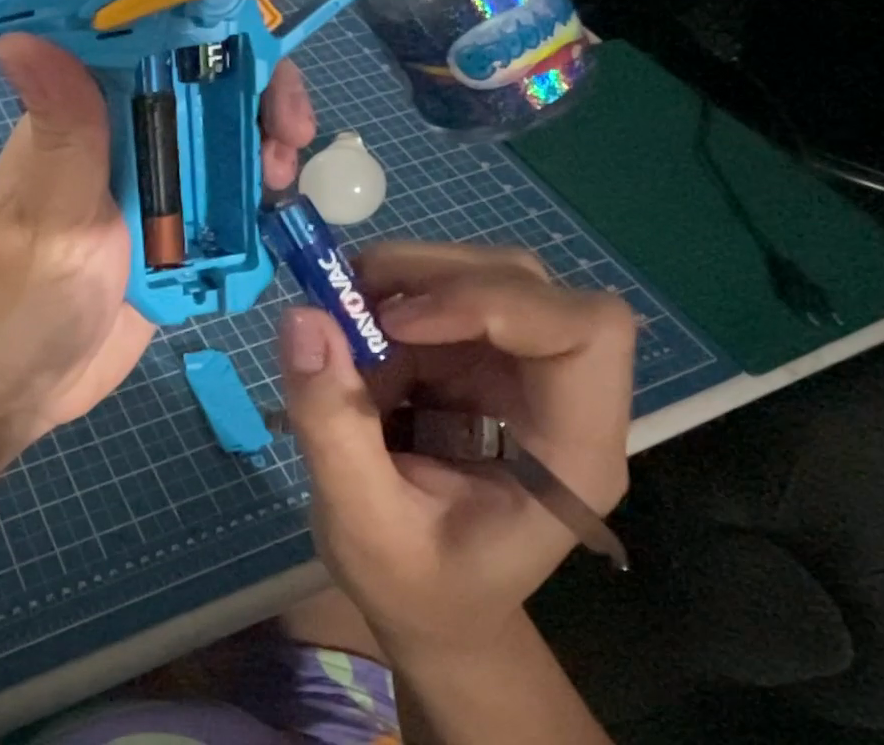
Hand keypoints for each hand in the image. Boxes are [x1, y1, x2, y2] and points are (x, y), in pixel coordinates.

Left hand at [0, 35, 315, 444]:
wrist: (21, 394)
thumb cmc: (19, 302)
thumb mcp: (49, 215)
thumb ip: (63, 129)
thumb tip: (21, 32)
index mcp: (70, 121)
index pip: (140, 47)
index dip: (202, 34)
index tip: (255, 51)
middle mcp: (110, 145)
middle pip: (194, 92)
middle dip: (250, 100)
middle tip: (289, 134)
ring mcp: (142, 193)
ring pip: (214, 146)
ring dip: (259, 151)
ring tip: (281, 178)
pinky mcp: (166, 240)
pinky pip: (221, 205)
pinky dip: (253, 202)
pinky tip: (275, 212)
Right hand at [276, 243, 633, 656]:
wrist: (430, 606)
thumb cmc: (414, 583)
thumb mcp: (360, 518)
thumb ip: (331, 423)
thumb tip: (300, 317)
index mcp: (571, 450)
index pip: (583, 333)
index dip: (491, 302)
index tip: (393, 322)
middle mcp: (556, 397)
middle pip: (527, 286)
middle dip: (429, 277)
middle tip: (343, 297)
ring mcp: (513, 375)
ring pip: (477, 279)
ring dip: (397, 287)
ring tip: (335, 332)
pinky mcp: (471, 366)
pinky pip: (432, 303)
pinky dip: (378, 308)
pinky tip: (347, 355)